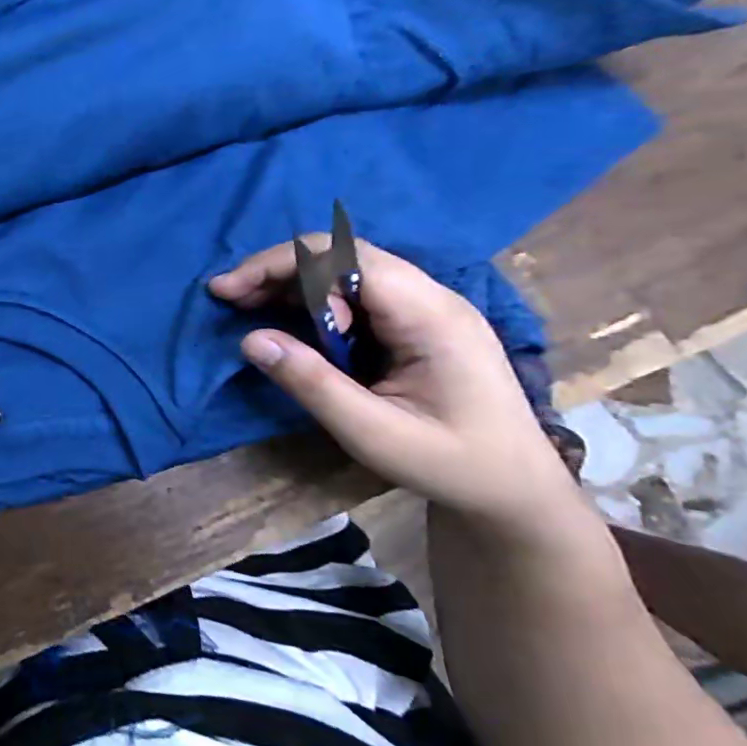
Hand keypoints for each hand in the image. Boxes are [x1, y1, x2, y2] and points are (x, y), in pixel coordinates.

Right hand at [209, 235, 583, 534]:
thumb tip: (250, 340)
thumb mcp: (376, 436)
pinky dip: (313, 299)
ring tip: (245, 305)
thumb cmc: (454, 467)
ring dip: (291, 281)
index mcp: (430, 316)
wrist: (518, 491)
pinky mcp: (415, 320)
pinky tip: (286, 320)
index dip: (282, 265)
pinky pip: (355, 291)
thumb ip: (313, 385)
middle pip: (341, 254)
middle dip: (278, 268)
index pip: (345, 258)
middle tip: (228, 297)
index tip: (233, 293)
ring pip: (344, 268)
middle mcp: (429, 296)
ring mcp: (425, 305)